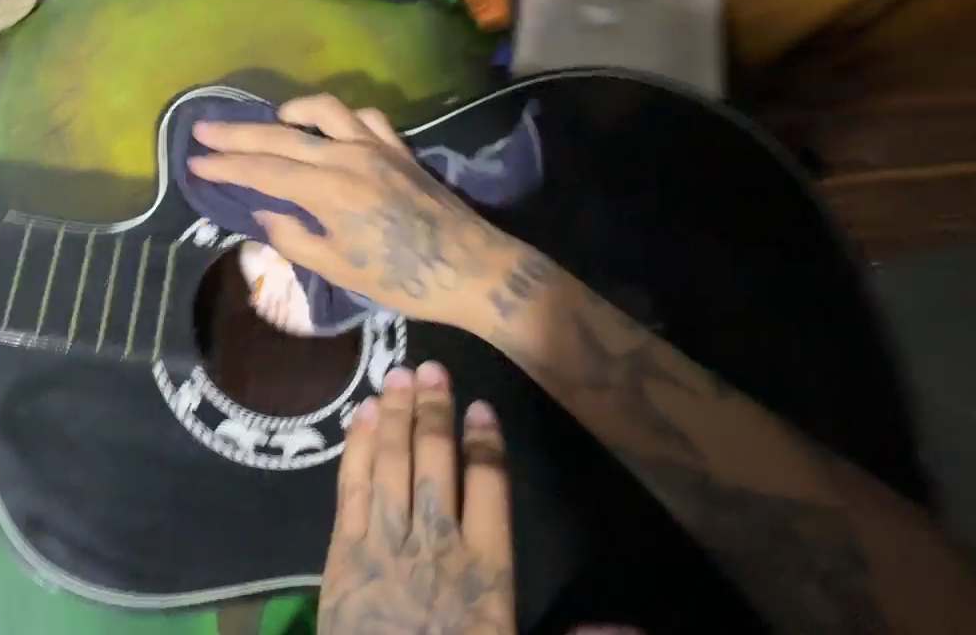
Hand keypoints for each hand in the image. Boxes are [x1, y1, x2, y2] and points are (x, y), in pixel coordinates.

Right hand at [188, 93, 512, 321]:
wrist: (471, 269)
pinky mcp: (398, 147)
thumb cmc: (401, 280)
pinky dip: (337, 118)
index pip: (262, 171)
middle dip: (236, 133)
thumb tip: (263, 212)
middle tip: (201, 129)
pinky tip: (327, 129)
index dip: (224, 166)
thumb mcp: (338, 268)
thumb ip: (293, 237)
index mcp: (328, 190)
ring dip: (287, 113)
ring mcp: (375, 146)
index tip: (194, 161)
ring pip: (322, 111)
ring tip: (268, 123)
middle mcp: (347, 156)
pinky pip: (361, 117)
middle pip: (279, 135)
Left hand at [321, 360, 514, 633]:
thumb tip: (633, 626)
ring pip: (391, 461)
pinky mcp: (342, 549)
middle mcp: (435, 543)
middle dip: (432, 412)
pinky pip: (350, 485)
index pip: (490, 490)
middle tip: (430, 368)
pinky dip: (355, 446)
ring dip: (394, 415)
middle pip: (435, 461)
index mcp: (486, 573)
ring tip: (397, 376)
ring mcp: (384, 541)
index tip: (480, 406)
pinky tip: (358, 416)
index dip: (485, 445)